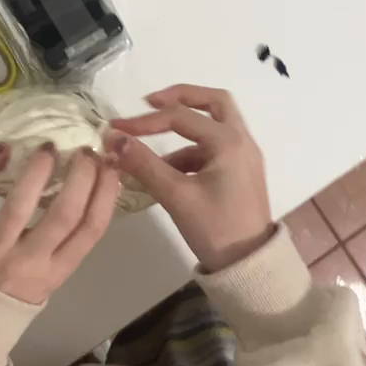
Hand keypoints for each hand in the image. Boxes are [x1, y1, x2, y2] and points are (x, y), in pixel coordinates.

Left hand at [0, 144, 122, 304]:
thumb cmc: (12, 296)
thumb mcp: (49, 280)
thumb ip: (65, 244)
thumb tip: (87, 189)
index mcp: (54, 272)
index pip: (90, 230)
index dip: (105, 194)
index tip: (111, 166)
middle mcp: (26, 260)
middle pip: (62, 213)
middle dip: (80, 176)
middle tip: (86, 151)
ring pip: (17, 203)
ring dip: (37, 169)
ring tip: (48, 147)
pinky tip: (2, 149)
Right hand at [108, 84, 273, 271]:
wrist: (251, 267)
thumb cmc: (216, 230)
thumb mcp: (176, 196)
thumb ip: (144, 164)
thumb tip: (114, 140)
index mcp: (228, 142)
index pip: (180, 116)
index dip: (144, 121)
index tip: (115, 130)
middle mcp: (242, 140)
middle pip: (212, 102)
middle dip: (179, 98)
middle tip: (149, 102)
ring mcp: (244, 156)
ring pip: (214, 125)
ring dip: (182, 129)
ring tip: (148, 152)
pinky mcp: (241, 172)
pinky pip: (213, 149)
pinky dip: (189, 151)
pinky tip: (167, 172)